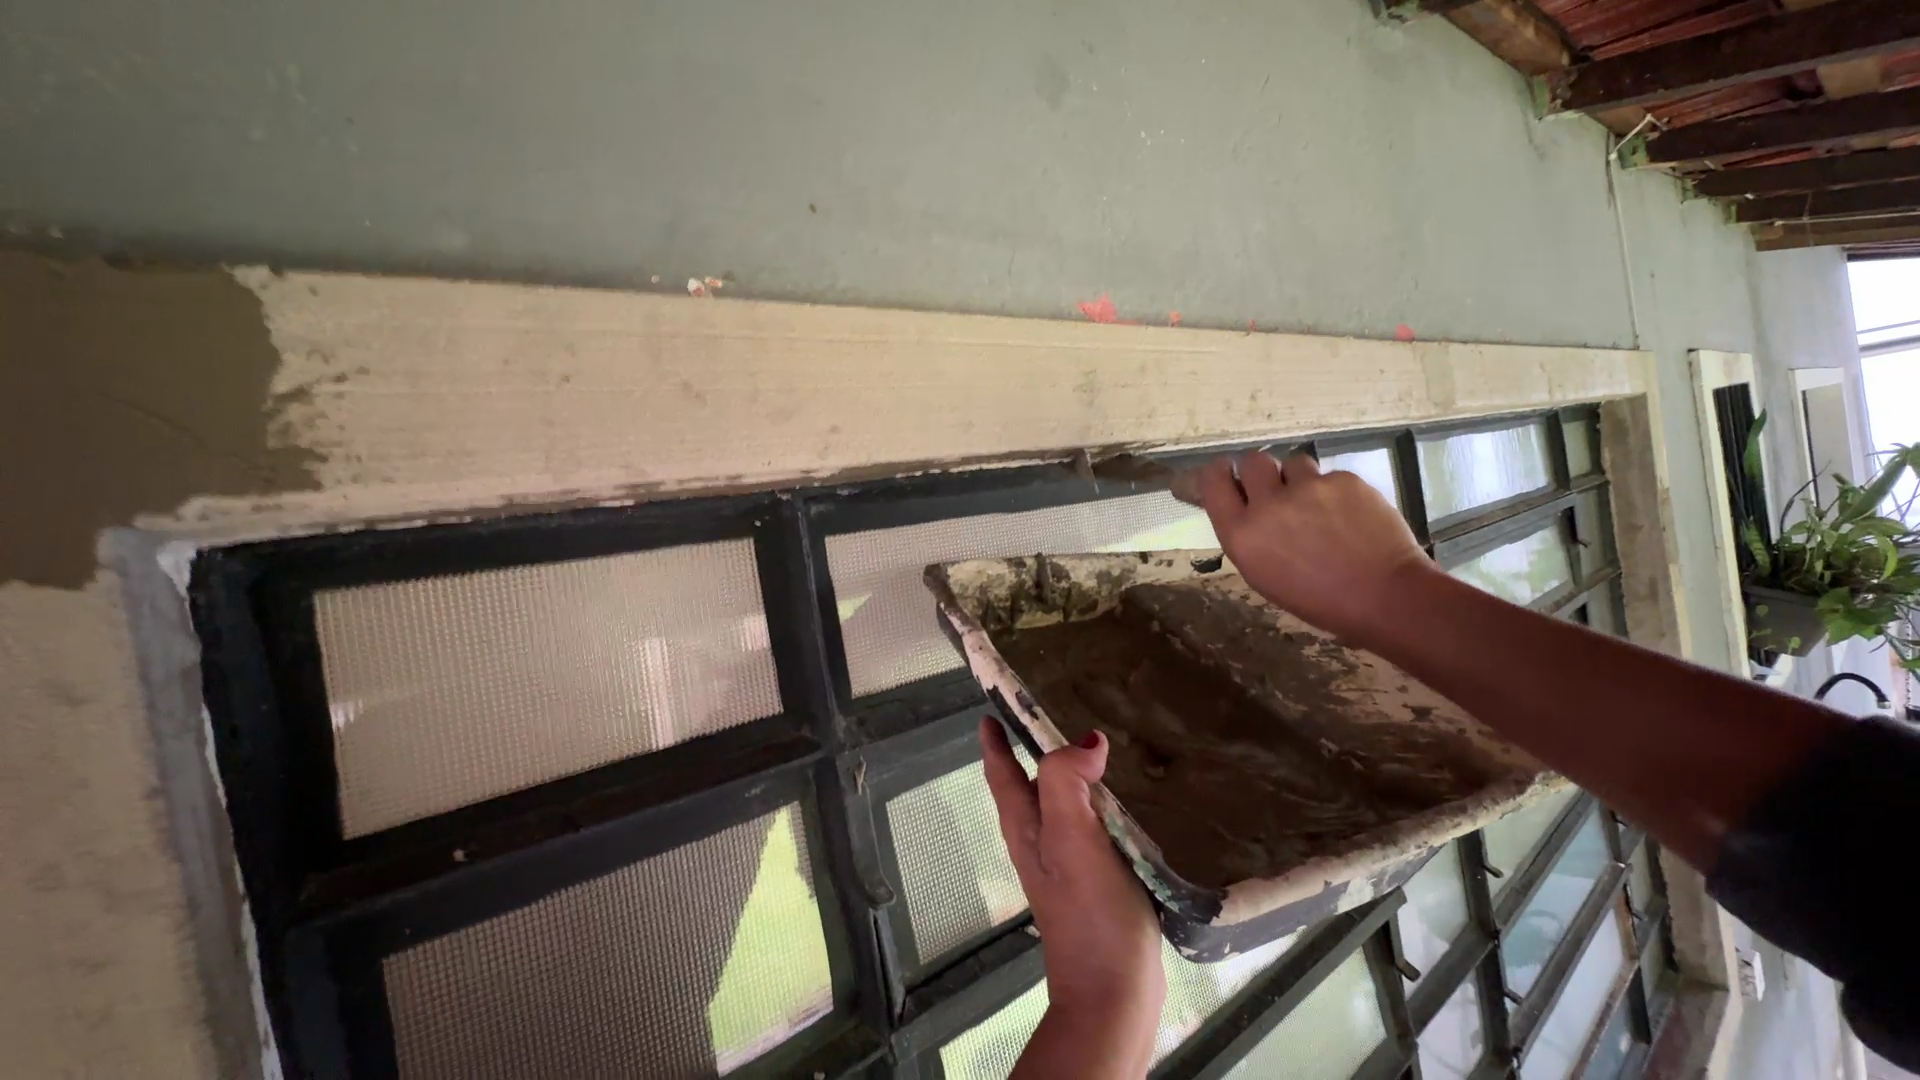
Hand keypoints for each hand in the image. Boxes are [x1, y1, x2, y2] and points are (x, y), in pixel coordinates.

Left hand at [980, 718, 1163, 1077]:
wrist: (1112, 991)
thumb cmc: (1088, 911)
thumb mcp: (1072, 837)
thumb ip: (1068, 783)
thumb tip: (1086, 741)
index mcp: (1025, 826)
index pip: (1001, 771)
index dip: (995, 739)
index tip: (992, 709)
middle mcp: (1038, 839)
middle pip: (1027, 784)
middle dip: (1031, 749)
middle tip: (1050, 714)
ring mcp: (1064, 862)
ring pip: (1057, 804)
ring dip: (1065, 774)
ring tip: (1089, 749)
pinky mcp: (1092, 880)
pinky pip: (1086, 826)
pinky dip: (1094, 803)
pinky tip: (1118, 803)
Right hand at [1198, 451, 1433, 648]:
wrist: (1386, 595)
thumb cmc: (1318, 599)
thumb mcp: (1263, 574)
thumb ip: (1248, 535)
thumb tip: (1245, 506)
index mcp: (1242, 535)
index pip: (1213, 482)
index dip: (1219, 473)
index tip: (1228, 474)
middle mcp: (1268, 505)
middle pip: (1253, 461)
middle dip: (1261, 472)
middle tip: (1276, 489)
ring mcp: (1308, 488)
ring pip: (1293, 463)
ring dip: (1299, 479)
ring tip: (1317, 505)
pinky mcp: (1344, 480)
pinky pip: (1329, 475)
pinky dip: (1334, 491)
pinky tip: (1348, 515)